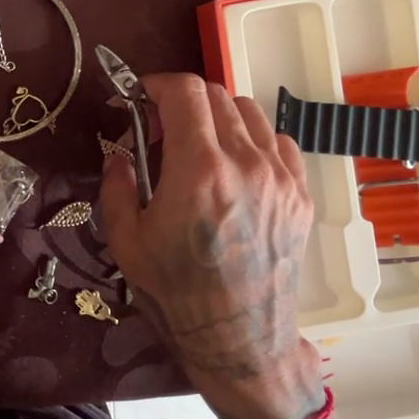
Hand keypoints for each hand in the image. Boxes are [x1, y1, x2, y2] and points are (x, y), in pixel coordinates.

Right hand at [99, 73, 324, 418]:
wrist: (237, 335)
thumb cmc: (174, 290)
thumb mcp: (125, 239)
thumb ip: (118, 186)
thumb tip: (120, 154)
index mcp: (199, 170)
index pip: (185, 92)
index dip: (157, 84)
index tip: (138, 97)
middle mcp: (246, 163)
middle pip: (218, 96)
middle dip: (183, 99)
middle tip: (160, 126)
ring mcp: (280, 177)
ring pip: (251, 113)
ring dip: (218, 116)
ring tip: (198, 144)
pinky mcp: (300, 195)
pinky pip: (279, 142)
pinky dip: (252, 139)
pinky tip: (234, 165)